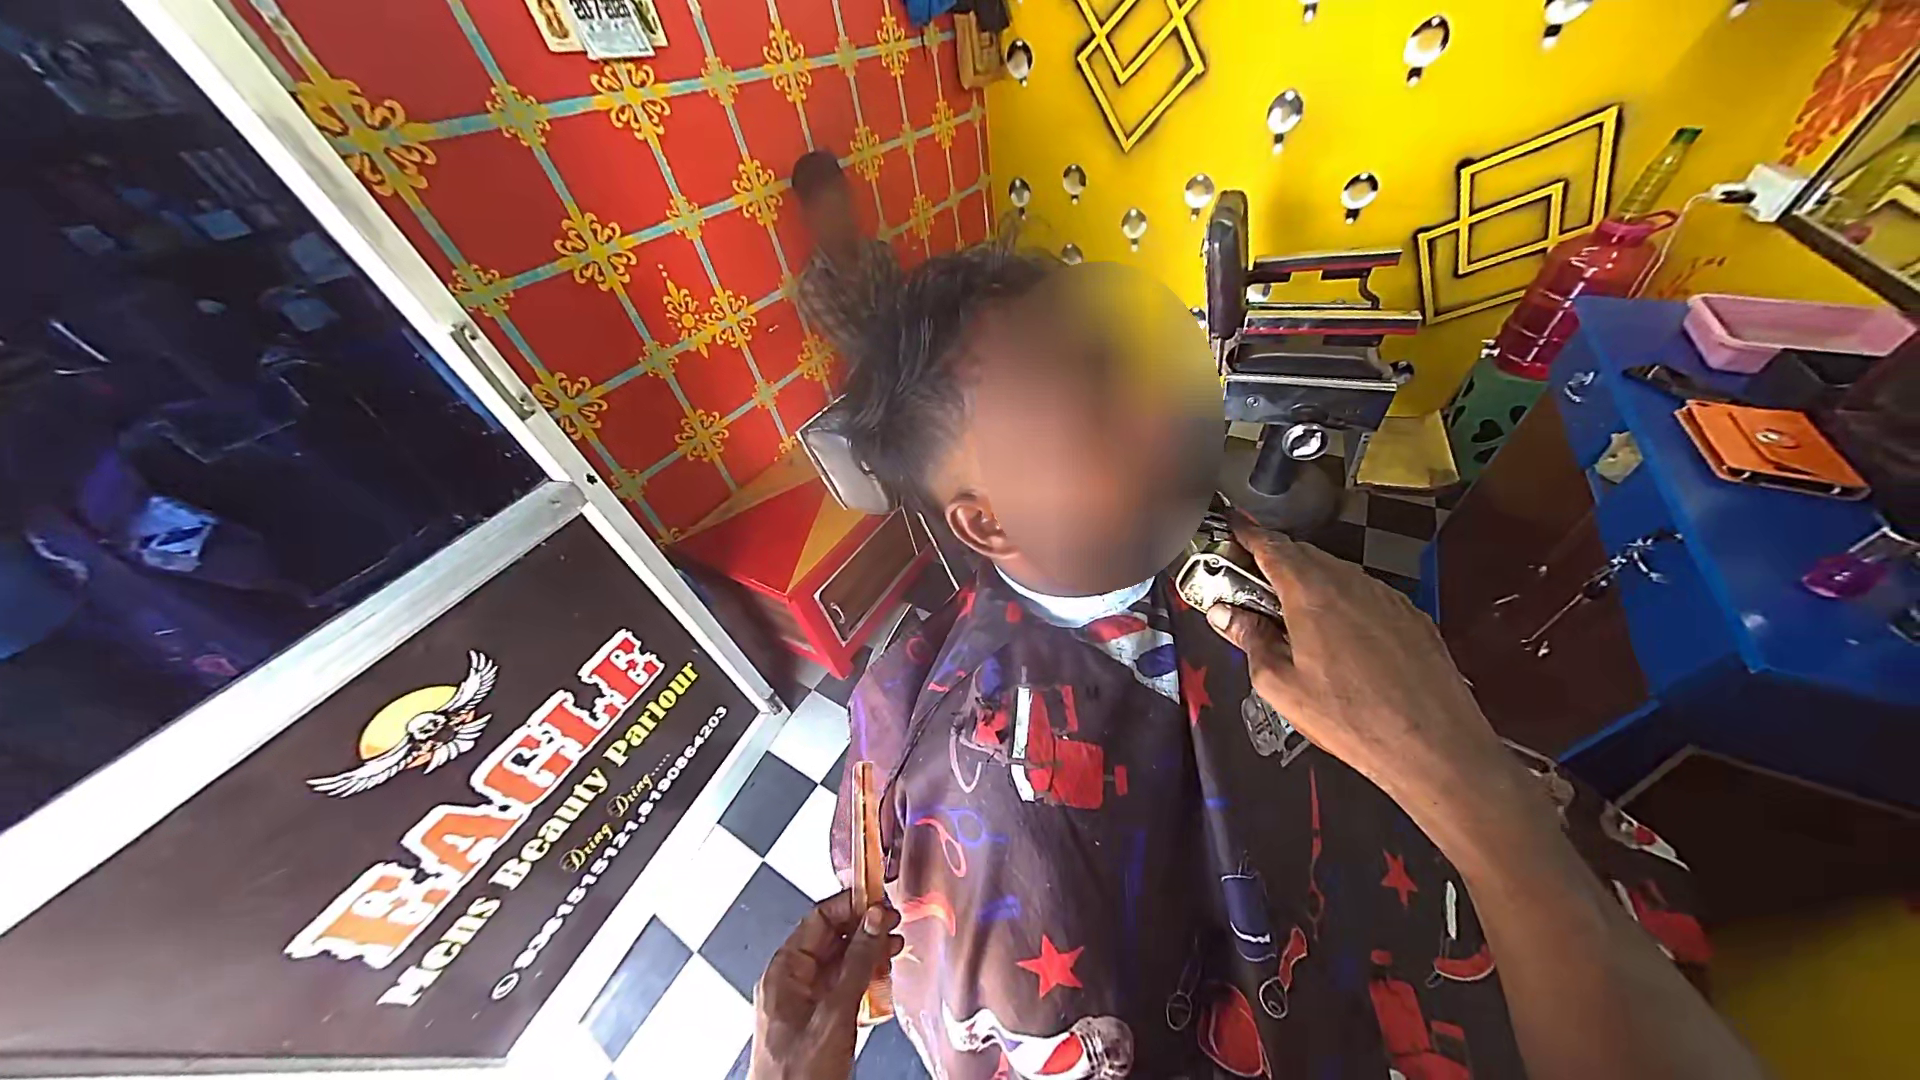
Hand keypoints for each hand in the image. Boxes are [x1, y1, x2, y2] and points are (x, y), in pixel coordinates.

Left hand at [748, 890, 903, 1079]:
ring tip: (894, 948)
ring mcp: (806, 1002)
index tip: (881, 902)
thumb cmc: (798, 1076)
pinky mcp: (820, 1022)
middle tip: (894, 925)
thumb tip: (876, 918)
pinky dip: (865, 978)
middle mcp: (793, 981)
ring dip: (869, 952)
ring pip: (841, 961)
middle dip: (865, 929)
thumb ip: (858, 962)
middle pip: (832, 938)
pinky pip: (844, 986)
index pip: (820, 918)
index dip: (851, 905)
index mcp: (785, 970)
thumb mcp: (835, 1013)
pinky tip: (883, 979)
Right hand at [1204, 520, 1508, 805]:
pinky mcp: (1410, 617)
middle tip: (1250, 581)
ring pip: (1335, 572)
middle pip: (1303, 554)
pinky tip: (1333, 632)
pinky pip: (1363, 592)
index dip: (1248, 533)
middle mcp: (1351, 584)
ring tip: (1288, 611)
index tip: (1234, 524)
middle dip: (1273, 559)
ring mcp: (1386, 598)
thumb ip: (1249, 640)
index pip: (1272, 547)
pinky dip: (1338, 597)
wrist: (1436, 748)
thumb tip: (1225, 615)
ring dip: (1306, 579)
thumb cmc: (1350, 718)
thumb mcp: (1279, 683)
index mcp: (1312, 594)